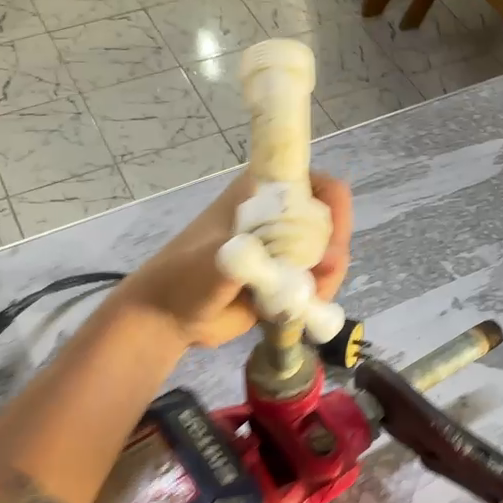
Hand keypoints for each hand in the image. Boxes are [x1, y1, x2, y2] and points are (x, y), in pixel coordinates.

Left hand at [118, 171, 352, 348]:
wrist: (168, 318)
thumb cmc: (184, 277)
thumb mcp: (216, 259)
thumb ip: (249, 258)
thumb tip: (284, 266)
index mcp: (263, 193)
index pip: (318, 184)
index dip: (334, 207)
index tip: (329, 242)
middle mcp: (279, 217)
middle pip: (330, 224)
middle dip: (332, 252)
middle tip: (317, 276)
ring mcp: (283, 250)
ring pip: (327, 257)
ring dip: (326, 279)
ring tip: (306, 299)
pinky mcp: (284, 281)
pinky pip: (316, 284)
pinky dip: (316, 297)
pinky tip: (300, 311)